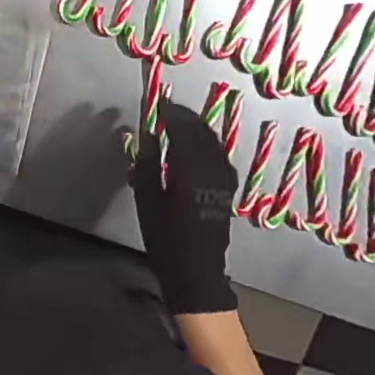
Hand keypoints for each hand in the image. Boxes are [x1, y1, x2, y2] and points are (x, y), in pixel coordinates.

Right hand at [129, 99, 238, 315]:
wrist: (196, 270)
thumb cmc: (166, 238)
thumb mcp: (147, 202)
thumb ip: (147, 166)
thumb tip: (146, 139)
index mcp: (190, 170)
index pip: (182, 130)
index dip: (171, 114)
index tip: (159, 104)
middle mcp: (212, 169)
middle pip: (201, 132)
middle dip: (186, 117)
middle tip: (169, 110)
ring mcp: (224, 179)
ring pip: (214, 143)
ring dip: (198, 129)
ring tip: (182, 123)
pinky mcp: (227, 189)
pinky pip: (219, 156)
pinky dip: (208, 144)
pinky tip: (200, 146)